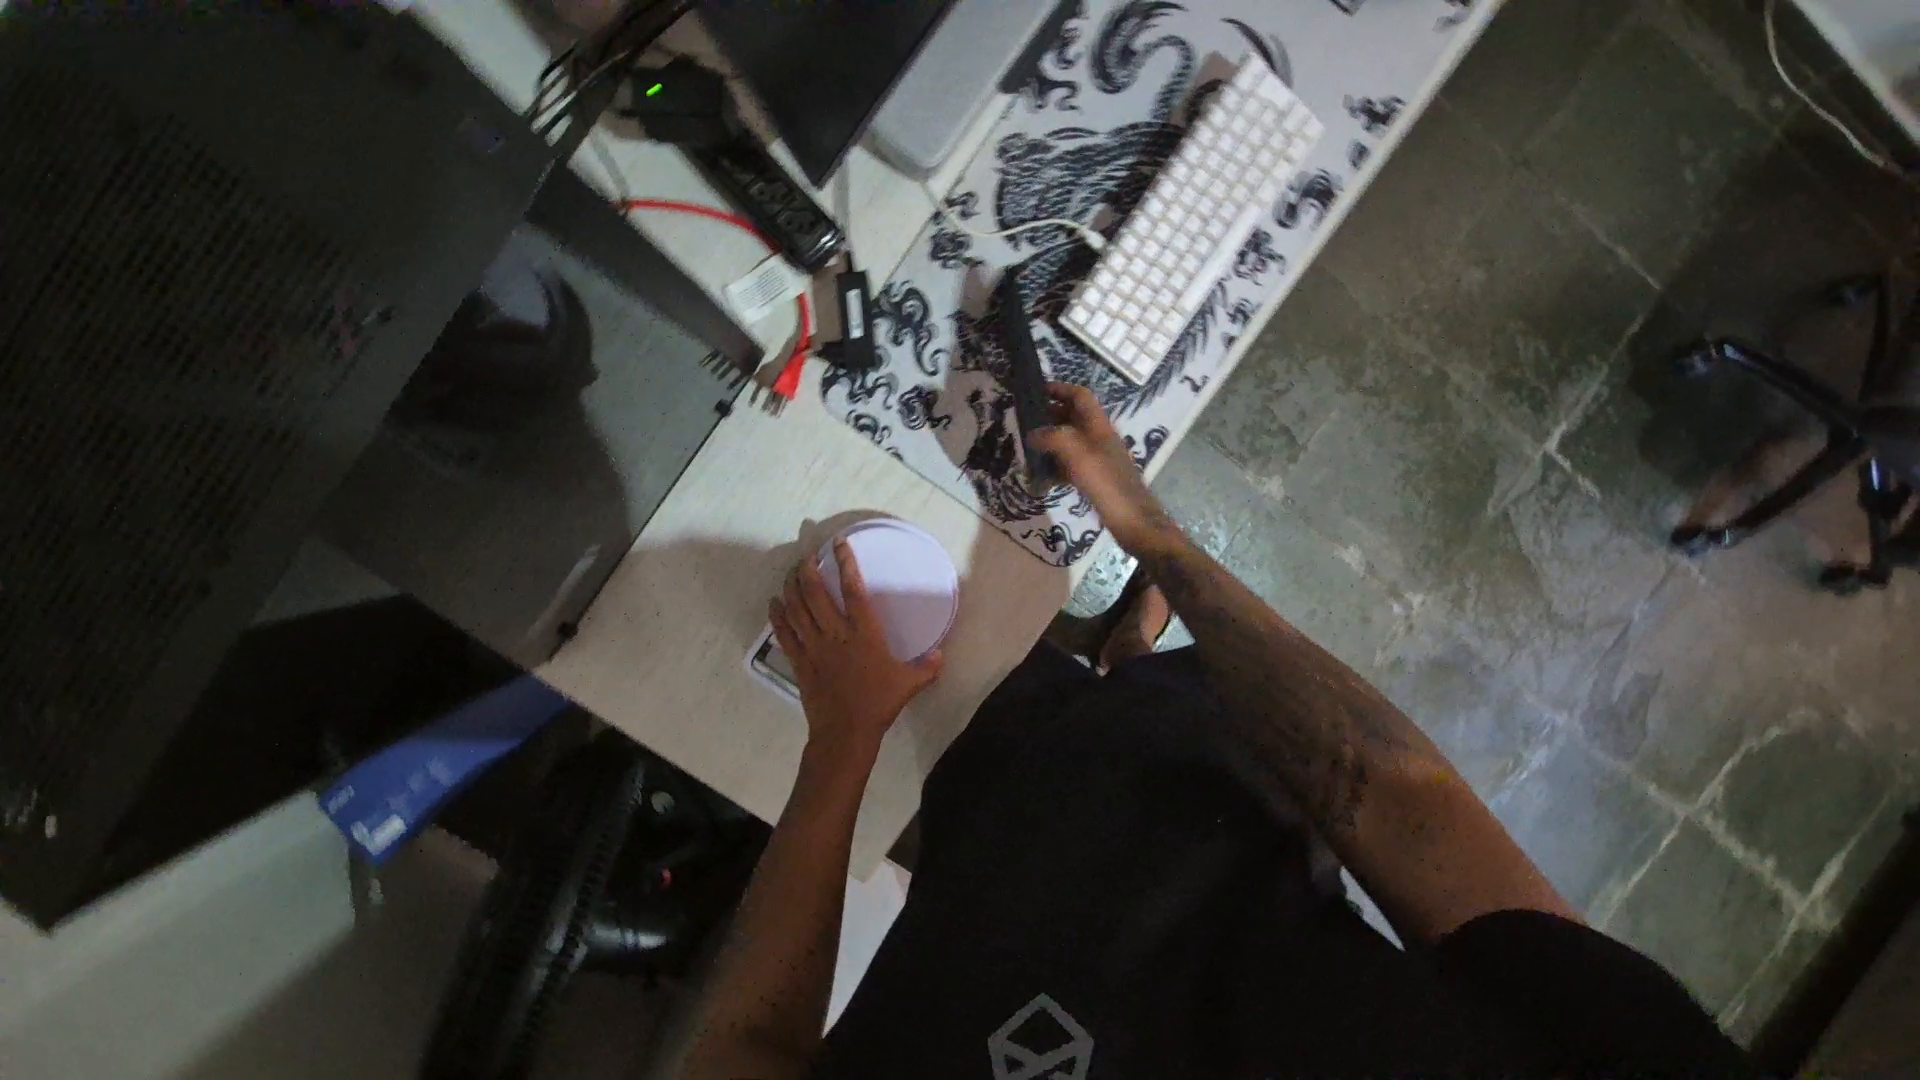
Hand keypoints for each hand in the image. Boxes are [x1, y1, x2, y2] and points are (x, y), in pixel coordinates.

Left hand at [771, 539, 944, 759]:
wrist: (846, 732)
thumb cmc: (879, 703)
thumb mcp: (909, 683)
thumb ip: (926, 667)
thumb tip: (941, 654)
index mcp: (864, 633)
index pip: (853, 589)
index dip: (846, 563)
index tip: (839, 544)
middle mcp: (836, 633)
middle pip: (815, 593)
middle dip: (808, 569)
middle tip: (807, 555)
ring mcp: (814, 646)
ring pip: (797, 608)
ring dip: (791, 587)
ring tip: (791, 572)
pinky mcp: (799, 661)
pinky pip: (784, 633)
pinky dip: (777, 616)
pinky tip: (773, 603)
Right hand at [1029, 382, 1180, 555]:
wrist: (1133, 520)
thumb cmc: (1107, 484)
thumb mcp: (1079, 455)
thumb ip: (1054, 438)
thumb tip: (1033, 433)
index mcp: (1099, 426)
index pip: (1080, 396)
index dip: (1060, 389)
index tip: (1036, 391)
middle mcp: (1099, 438)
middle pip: (1073, 418)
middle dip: (1049, 417)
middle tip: (1024, 423)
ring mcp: (1098, 459)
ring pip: (1070, 443)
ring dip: (1050, 443)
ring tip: (1027, 450)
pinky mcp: (1095, 479)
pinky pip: (1071, 466)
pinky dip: (1056, 467)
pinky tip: (1041, 478)